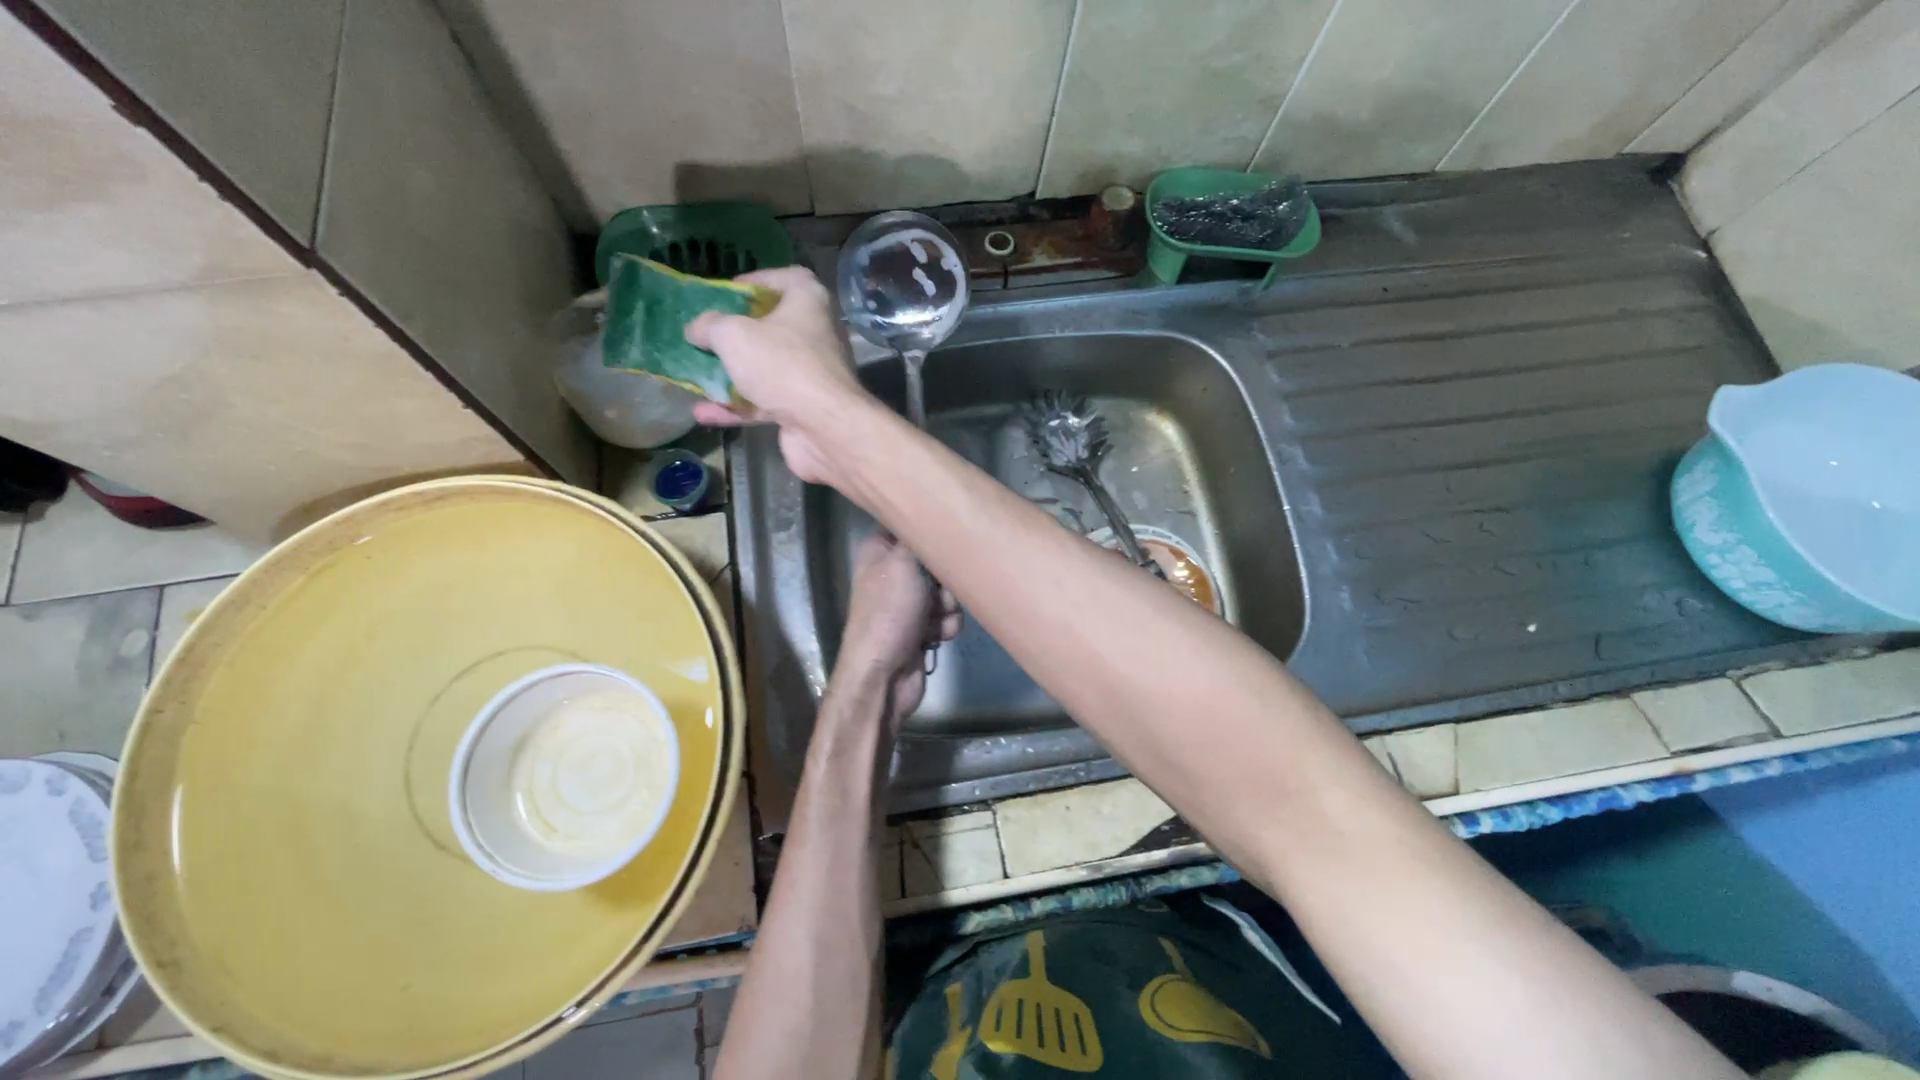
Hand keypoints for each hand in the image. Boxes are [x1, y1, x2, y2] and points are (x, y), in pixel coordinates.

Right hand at [685, 266, 871, 487]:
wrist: (825, 428)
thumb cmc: (782, 365)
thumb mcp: (733, 336)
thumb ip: (709, 326)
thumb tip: (695, 328)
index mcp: (809, 301)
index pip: (784, 278)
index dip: (755, 282)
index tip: (725, 293)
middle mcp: (816, 333)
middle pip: (771, 326)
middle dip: (736, 333)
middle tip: (705, 336)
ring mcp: (811, 373)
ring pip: (765, 368)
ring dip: (730, 374)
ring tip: (695, 375)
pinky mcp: (804, 407)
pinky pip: (764, 402)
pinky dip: (736, 407)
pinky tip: (703, 412)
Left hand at [834, 534, 962, 725]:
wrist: (883, 674)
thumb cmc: (889, 612)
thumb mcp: (903, 563)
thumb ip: (919, 538)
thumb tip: (932, 516)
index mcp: (880, 551)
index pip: (908, 526)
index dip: (929, 530)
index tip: (949, 532)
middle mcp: (892, 573)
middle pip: (935, 560)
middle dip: (947, 577)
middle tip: (941, 588)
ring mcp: (907, 603)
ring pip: (947, 591)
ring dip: (949, 605)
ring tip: (937, 618)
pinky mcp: (921, 628)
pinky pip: (947, 617)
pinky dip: (945, 626)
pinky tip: (936, 636)